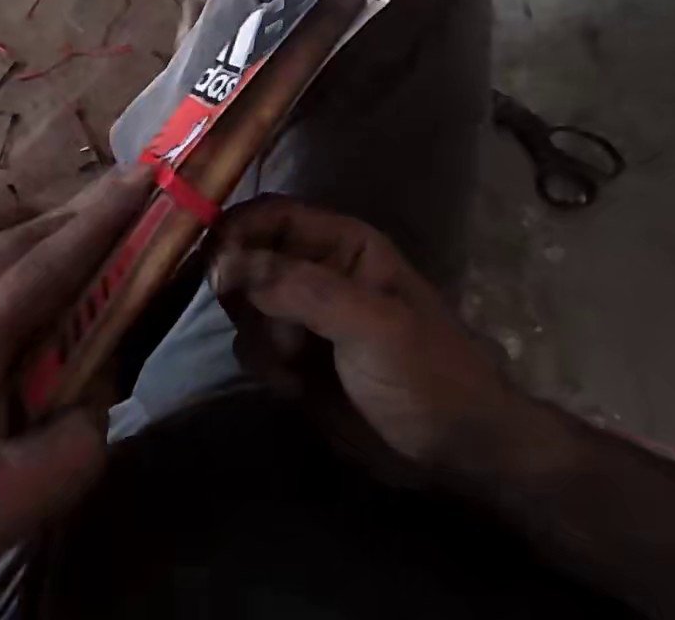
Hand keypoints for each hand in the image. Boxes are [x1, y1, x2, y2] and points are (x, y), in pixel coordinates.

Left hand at [0, 166, 153, 619]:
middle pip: (19, 250)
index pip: (46, 262)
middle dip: (78, 217)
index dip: (100, 218)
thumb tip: (95, 404)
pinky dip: (30, 288)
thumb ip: (71, 447)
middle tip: (130, 193)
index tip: (142, 174)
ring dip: (51, 248)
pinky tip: (47, 309)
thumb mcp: (4, 504)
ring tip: (99, 238)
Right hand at [206, 195, 552, 478]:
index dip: (236, 230)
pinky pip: (246, 343)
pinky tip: (293, 388)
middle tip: (266, 327)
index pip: (269, 214)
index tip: (215, 267)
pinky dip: (261, 365)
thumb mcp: (375, 326)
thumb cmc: (430, 377)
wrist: (459, 460)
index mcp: (339, 243)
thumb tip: (223, 262)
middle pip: (244, 256)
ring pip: (240, 302)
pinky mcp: (288, 354)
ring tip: (291, 364)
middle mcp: (311, 268)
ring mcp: (297, 312)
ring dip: (256, 335)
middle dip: (244, 293)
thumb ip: (300, 287)